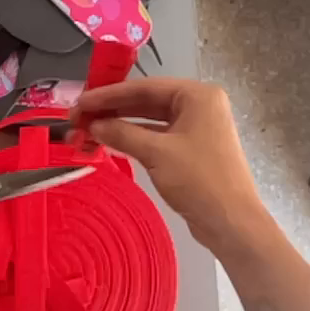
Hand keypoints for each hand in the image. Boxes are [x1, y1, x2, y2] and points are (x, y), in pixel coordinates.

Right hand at [71, 79, 274, 254]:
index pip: (144, 87)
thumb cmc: (199, 180)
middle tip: (78, 118)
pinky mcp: (192, 149)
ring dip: (120, 125)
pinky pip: (157, 137)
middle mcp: (199, 105)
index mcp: (197, 95)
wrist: (232, 223)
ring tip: (87, 130)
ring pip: (150, 120)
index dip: (108, 95)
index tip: (79, 103)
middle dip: (112, 110)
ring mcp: (197, 128)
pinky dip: (134, 139)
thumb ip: (122, 133)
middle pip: (146, 101)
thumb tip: (93, 125)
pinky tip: (110, 142)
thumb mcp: (156, 153)